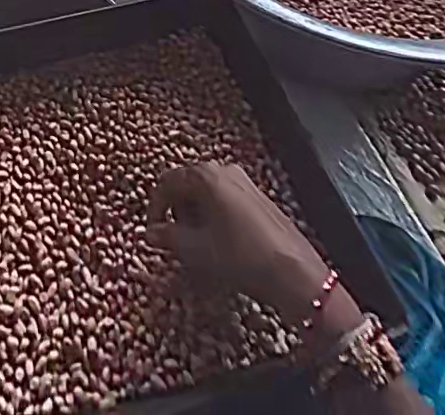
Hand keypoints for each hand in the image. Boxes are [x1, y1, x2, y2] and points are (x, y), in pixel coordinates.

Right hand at [146, 162, 329, 319]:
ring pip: (206, 191)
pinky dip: (213, 213)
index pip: (167, 182)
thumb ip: (168, 237)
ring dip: (194, 212)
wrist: (295, 273)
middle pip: (186, 183)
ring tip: (195, 242)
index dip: (155, 207)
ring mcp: (243, 181)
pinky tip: (218, 240)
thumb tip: (150, 233)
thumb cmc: (242, 256)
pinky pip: (224, 197)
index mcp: (205, 175)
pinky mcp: (257, 196)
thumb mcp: (197, 250)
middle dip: (175, 209)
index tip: (153, 231)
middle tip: (173, 238)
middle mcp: (224, 170)